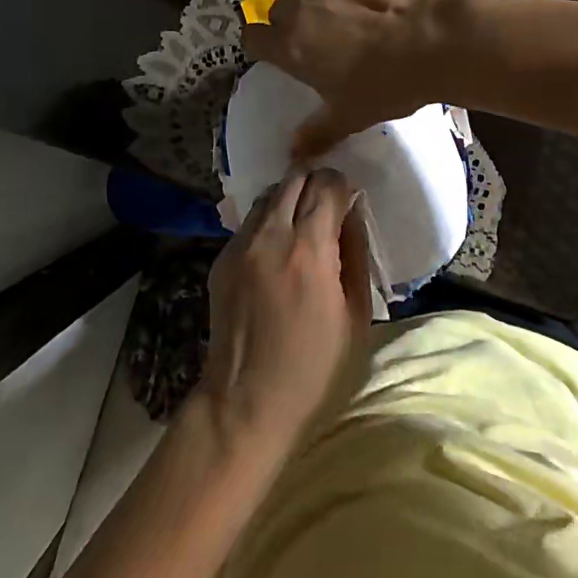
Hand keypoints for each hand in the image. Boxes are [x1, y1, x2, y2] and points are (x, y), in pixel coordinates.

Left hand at [199, 169, 372, 457]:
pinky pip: (249, 224)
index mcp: (309, 250)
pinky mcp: (221, 258)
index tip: (351, 201)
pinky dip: (268, 222)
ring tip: (303, 226)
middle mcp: (269, 236)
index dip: (343, 187)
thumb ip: (356, 256)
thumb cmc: (315, 370)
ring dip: (289, 198)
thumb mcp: (356, 317)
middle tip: (330, 206)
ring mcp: (239, 245)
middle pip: (293, 179)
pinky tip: (277, 250)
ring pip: (267, 197)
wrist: (246, 398)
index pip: (326, 186)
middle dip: (316, 183)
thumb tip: (352, 215)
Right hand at [244, 0, 455, 157]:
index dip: (264, 46)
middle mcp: (299, 10)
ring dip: (323, 6)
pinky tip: (378, 4)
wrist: (436, 40)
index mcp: (289, 46)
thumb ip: (316, 133)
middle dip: (294, 25)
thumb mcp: (350, 115)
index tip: (282, 55)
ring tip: (358, 21)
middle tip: (324, 43)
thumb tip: (292, 155)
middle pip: (280, 13)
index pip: (252, 38)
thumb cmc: (385, 85)